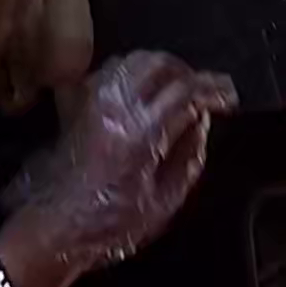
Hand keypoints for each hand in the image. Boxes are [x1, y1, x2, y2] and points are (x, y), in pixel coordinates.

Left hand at [1, 52, 237, 281]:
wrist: (56, 228)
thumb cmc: (112, 225)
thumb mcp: (164, 203)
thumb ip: (189, 157)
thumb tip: (202, 119)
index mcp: (141, 135)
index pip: (185, 92)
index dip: (213, 88)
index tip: (229, 96)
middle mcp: (117, 107)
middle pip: (161, 64)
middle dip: (190, 72)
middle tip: (204, 90)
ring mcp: (96, 98)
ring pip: (137, 59)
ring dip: (164, 67)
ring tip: (178, 85)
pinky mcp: (82, 99)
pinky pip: (114, 67)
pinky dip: (137, 70)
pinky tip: (147, 87)